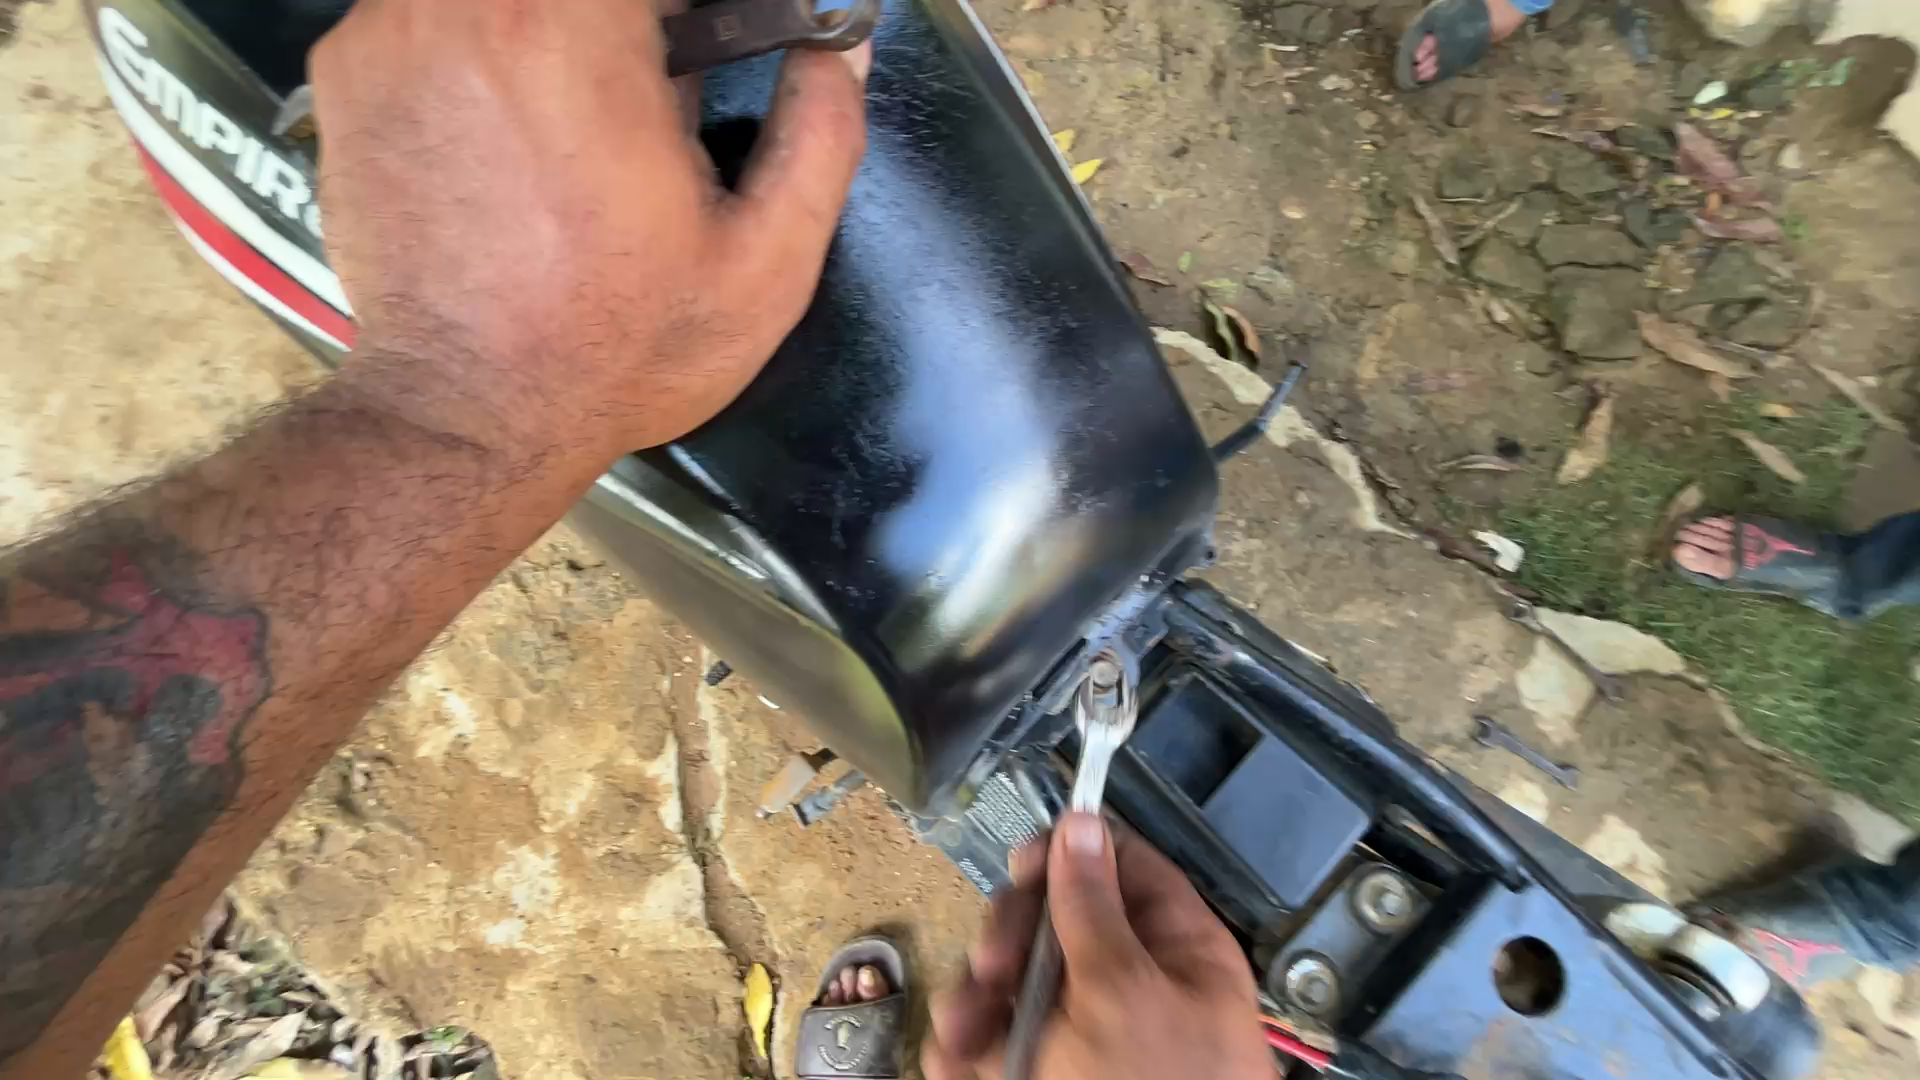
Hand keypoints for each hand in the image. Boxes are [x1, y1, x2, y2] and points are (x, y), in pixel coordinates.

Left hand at [309, 0, 870, 459]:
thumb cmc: (637, 347)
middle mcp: (466, 1)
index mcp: (577, 33)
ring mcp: (388, 25)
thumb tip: (840, 46)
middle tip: (666, 104)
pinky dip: (501, 49)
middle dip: (642, 28)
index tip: (722, 48)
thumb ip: (820, 138)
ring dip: (571, 36)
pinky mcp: (349, 68)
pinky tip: (524, 148)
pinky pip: (446, 10)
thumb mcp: (767, 266)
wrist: (481, 416)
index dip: (704, 11)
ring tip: (594, 137)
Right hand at [925, 813, 1273, 1079]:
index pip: (1120, 862)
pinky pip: (1005, 1031)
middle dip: (1010, 935)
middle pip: (1058, 914)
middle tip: (989, 965)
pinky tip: (951, 1060)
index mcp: (1173, 944)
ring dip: (977, 994)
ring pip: (1021, 974)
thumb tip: (1081, 817)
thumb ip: (1092, 907)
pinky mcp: (1051, 1065)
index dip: (1069, 850)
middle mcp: (1131, 973)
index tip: (1021, 866)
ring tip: (955, 1030)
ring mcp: (1088, 1023)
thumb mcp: (1123, 995)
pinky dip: (973, 1040)